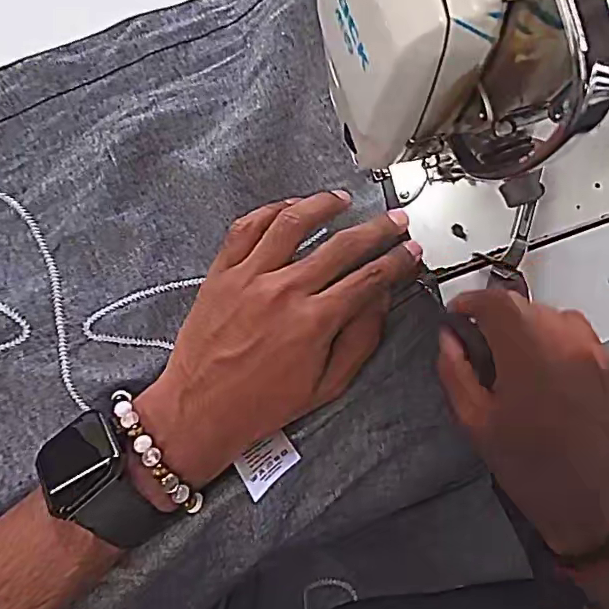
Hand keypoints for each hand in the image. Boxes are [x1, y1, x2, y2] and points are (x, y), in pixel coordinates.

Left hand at [134, 191, 420, 492]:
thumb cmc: (260, 403)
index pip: (369, 277)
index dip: (397, 260)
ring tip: (342, 200)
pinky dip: (271, 210)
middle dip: (378, 229)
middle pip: (342, 245)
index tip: (408, 251)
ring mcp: (250, 277)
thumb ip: (360, 341)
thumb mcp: (325, 385)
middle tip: (393, 221)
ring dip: (324, 205)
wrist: (200, 408)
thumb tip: (379, 303)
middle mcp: (283, 292)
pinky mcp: (222, 273)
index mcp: (313, 322)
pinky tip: (288, 207)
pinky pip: (247, 227)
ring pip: (293, 222)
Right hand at [436, 290, 608, 555]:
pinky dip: (551, 337)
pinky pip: (573, 331)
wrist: (590, 500)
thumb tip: (448, 341)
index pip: (495, 302)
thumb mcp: (475, 422)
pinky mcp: (607, 363)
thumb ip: (455, 371)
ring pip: (548, 313)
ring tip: (511, 357)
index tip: (460, 314)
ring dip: (524, 325)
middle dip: (494, 316)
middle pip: (521, 304)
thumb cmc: (536, 470)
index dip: (470, 302)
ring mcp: (591, 352)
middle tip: (479, 340)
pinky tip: (540, 367)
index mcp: (528, 357)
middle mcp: (564, 346)